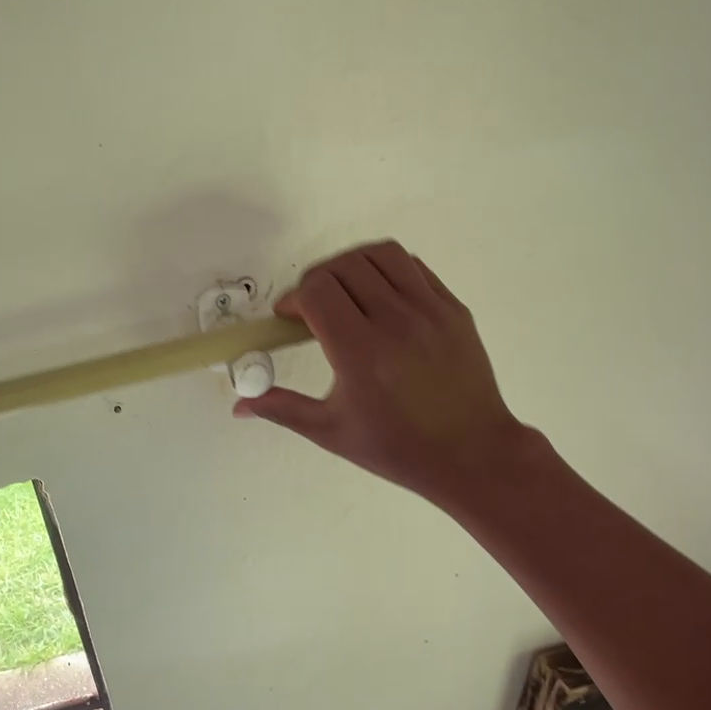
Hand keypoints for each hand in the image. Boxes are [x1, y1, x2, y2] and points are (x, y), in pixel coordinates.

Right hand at [234, 240, 526, 505]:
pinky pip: (414, 268)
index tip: (287, 318)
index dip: (293, 299)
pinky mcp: (453, 308)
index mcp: (361, 354)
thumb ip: (282, 409)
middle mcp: (396, 322)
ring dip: (352, 266)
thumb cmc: (396, 449)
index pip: (318, 293)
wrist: (470, 453)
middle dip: (317, 281)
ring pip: (381, 256)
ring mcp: (430, 311)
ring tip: (343, 294)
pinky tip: (378, 299)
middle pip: (344, 267)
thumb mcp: (331, 432)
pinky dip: (387, 272)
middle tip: (310, 309)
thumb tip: (240, 406)